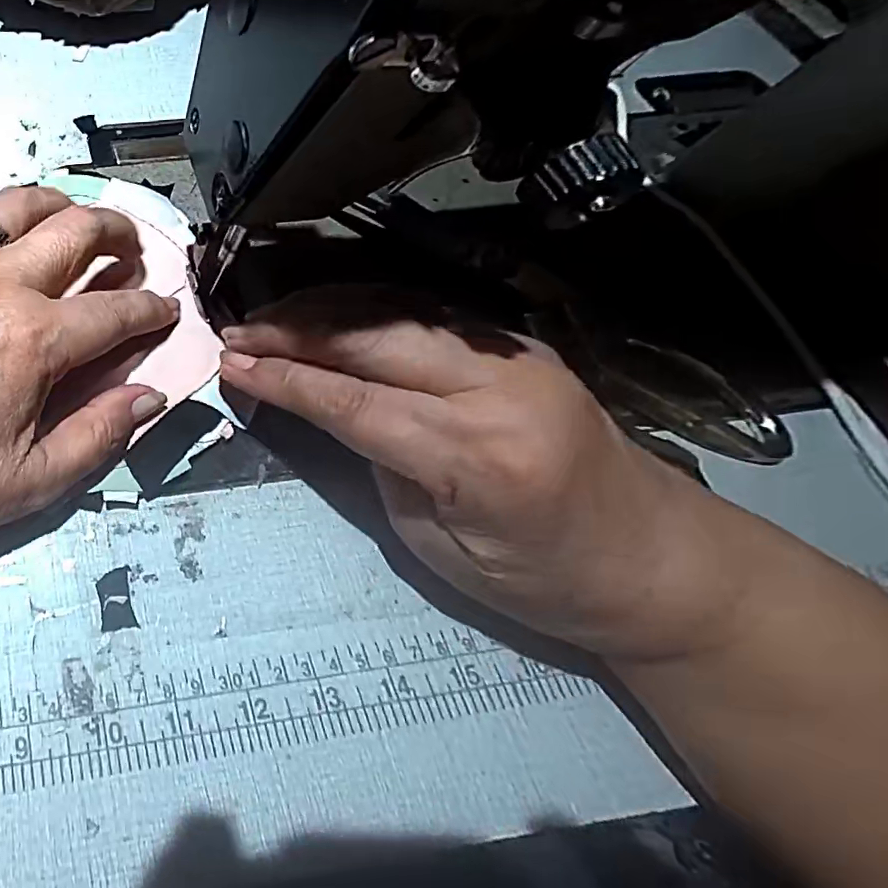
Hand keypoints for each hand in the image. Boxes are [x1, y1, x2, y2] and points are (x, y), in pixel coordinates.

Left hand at [0, 187, 178, 568]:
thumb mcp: (32, 479)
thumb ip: (101, 432)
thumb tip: (149, 397)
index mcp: (31, 340)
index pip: (116, 310)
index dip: (151, 311)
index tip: (165, 313)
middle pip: (78, 230)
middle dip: (120, 235)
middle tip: (133, 254)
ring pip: (19, 204)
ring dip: (61, 207)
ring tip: (77, 225)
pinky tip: (0, 236)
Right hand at [217, 286, 755, 661]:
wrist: (655, 558)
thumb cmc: (542, 580)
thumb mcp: (440, 546)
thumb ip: (382, 465)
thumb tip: (330, 406)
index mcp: (478, 457)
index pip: (355, 402)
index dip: (287, 378)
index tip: (232, 363)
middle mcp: (499, 388)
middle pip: (374, 338)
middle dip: (296, 329)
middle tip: (240, 332)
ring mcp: (517, 356)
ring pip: (400, 311)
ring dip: (327, 308)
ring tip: (272, 317)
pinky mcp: (521, 345)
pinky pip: (429, 314)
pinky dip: (370, 309)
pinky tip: (333, 312)